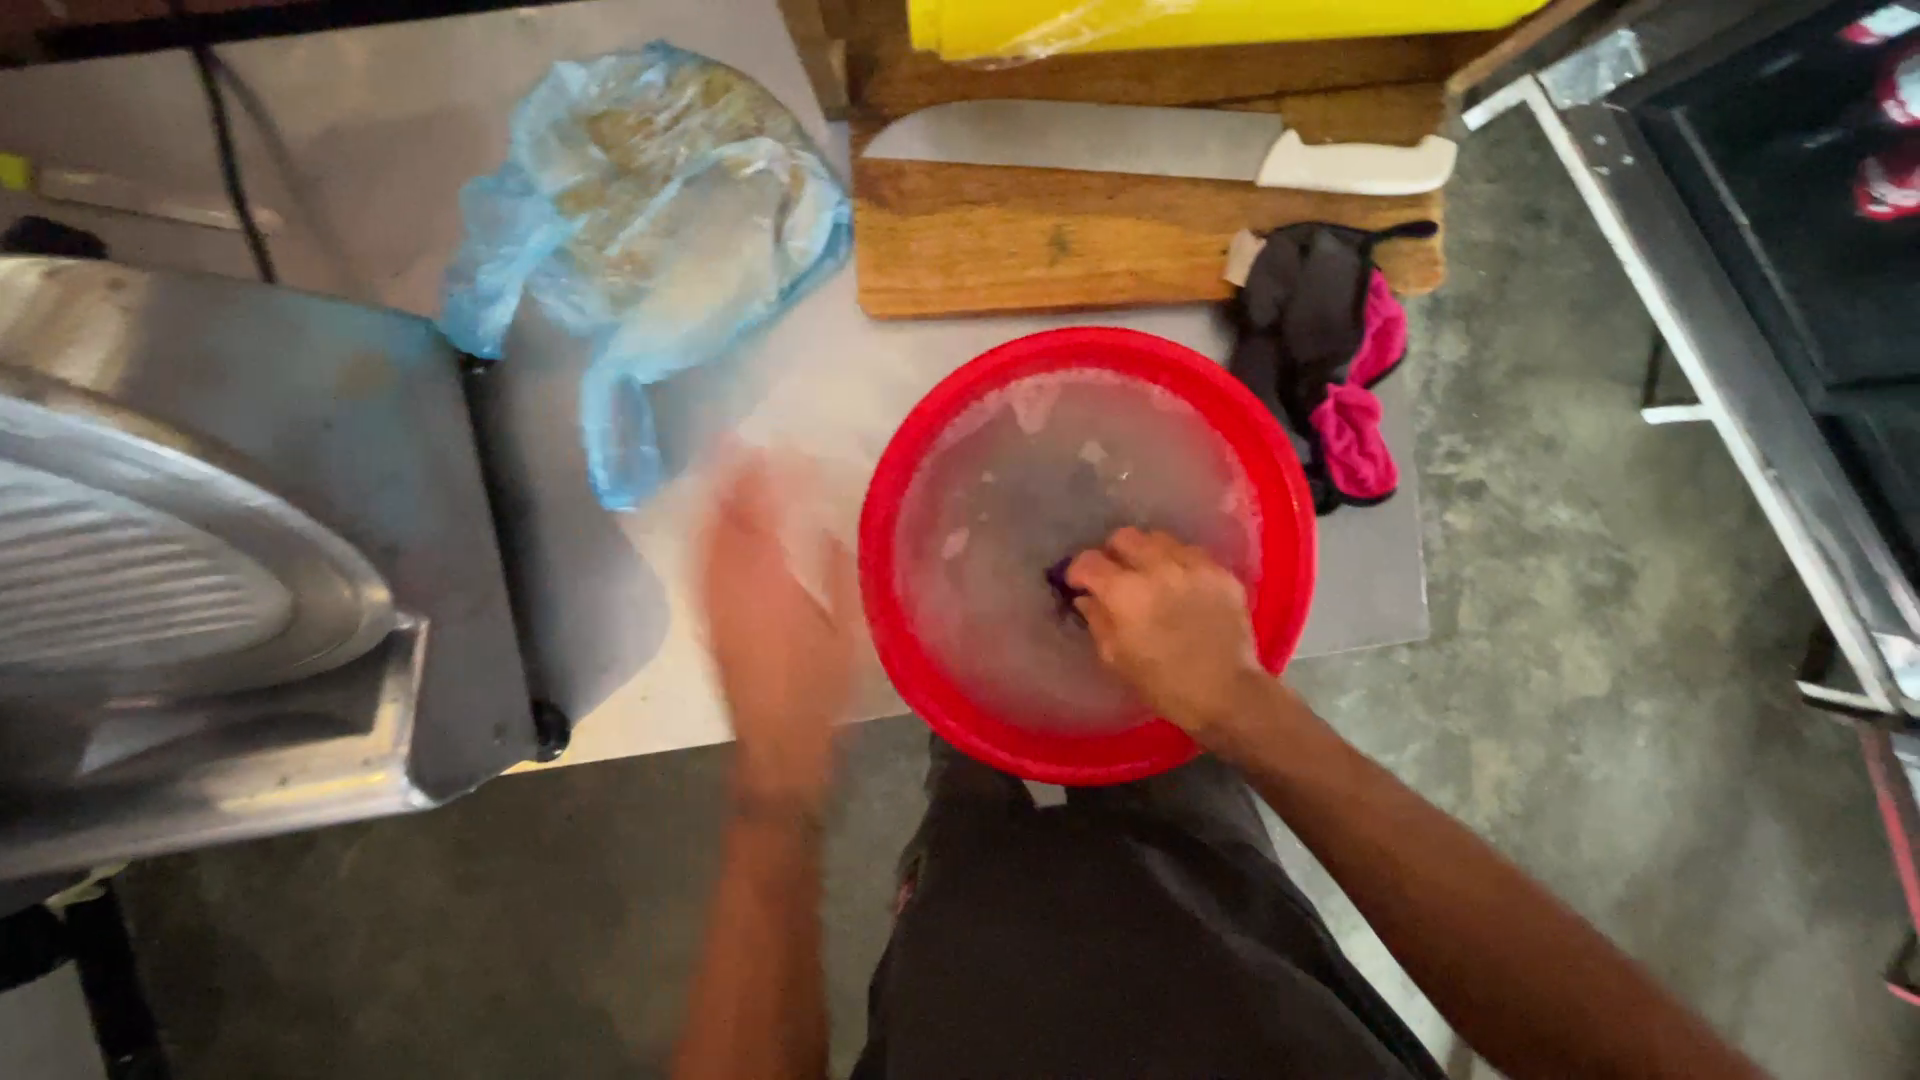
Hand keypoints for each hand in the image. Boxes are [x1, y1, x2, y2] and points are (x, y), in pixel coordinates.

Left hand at [698, 450, 858, 810]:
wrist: (776, 744)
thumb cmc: (821, 689)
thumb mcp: (845, 629)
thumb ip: (835, 570)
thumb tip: (827, 521)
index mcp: (771, 584)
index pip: (761, 516)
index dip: (766, 477)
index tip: (776, 445)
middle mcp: (730, 587)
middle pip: (723, 519)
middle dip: (729, 476)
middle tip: (740, 440)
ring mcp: (711, 604)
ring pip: (703, 538)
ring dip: (713, 498)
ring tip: (724, 465)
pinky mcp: (704, 619)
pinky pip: (696, 563)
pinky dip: (702, 531)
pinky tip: (712, 519)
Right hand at [1067, 527, 1280, 746]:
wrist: (1227, 693)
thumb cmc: (1163, 684)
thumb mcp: (1116, 658)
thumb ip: (1097, 621)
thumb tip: (1087, 598)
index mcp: (1124, 592)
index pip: (1089, 561)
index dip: (1078, 571)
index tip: (1079, 585)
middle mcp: (1157, 567)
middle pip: (1124, 537)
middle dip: (1113, 554)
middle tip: (1117, 575)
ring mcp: (1193, 565)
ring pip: (1159, 538)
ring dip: (1148, 554)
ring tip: (1152, 575)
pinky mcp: (1221, 572)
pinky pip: (1192, 553)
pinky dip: (1180, 563)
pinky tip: (1182, 584)